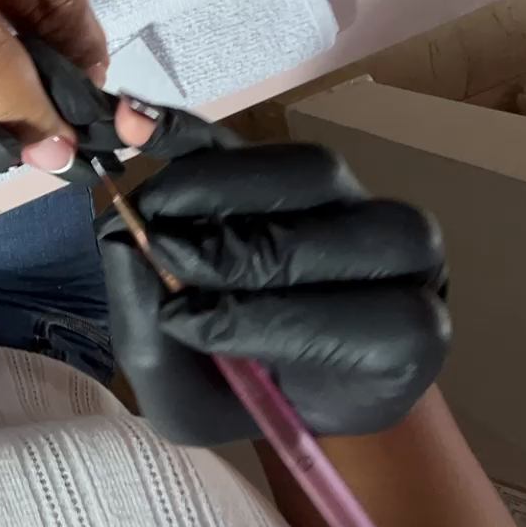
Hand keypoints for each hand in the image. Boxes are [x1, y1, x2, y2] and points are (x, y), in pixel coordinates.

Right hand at [102, 107, 449, 445]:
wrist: (233, 353)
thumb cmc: (230, 392)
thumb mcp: (190, 404)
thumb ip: (156, 341)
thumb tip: (126, 245)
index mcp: (399, 347)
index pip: (391, 325)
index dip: (278, 321)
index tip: (183, 322)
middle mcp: (396, 266)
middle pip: (368, 235)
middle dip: (245, 249)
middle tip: (160, 255)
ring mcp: (341, 201)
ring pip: (313, 170)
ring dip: (220, 185)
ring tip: (153, 211)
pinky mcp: (270, 165)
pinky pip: (237, 136)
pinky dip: (181, 129)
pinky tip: (132, 122)